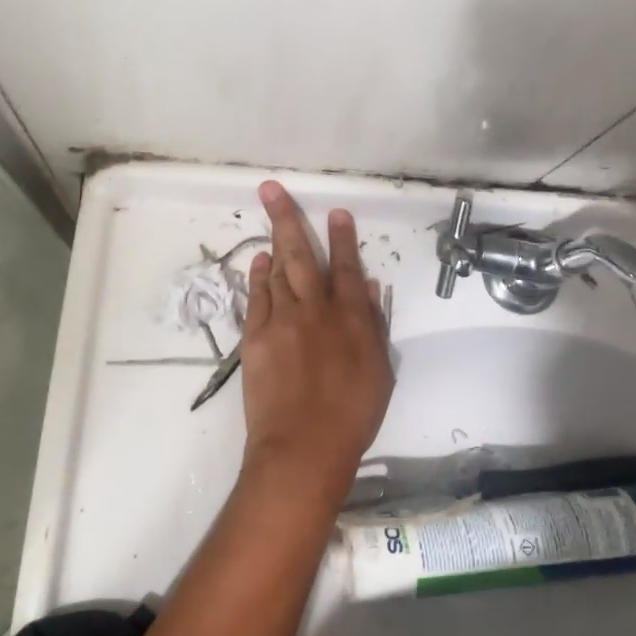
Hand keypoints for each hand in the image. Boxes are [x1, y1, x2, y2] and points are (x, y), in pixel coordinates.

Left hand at [240, 181, 393, 503]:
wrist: (303, 446)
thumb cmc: (352, 416)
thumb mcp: (379, 372)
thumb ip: (373, 326)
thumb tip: (370, 289)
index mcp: (351, 319)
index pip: (348, 268)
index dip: (343, 238)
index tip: (337, 212)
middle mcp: (315, 310)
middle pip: (302, 255)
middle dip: (288, 217)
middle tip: (272, 188)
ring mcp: (282, 320)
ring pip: (277, 271)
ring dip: (274, 242)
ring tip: (270, 217)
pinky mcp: (255, 337)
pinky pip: (257, 297)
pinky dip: (258, 276)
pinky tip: (259, 262)